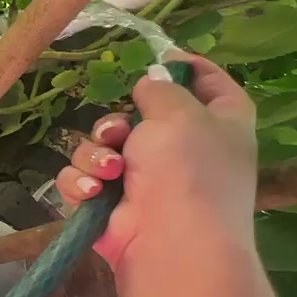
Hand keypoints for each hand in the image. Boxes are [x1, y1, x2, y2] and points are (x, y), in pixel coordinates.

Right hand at [54, 53, 257, 269]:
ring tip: (108, 173)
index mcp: (216, 121)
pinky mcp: (107, 199)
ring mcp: (142, 177)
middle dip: (115, 123)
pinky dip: (82, 182)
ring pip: (97, 146)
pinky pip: (80, 176)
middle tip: (118, 134)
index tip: (159, 55)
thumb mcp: (179, 114)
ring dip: (94, 155)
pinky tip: (95, 193)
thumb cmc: (187, 171)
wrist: (168, 240)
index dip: (186, 67)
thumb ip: (161, 89)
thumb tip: (152, 79)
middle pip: (135, 115)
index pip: (208, 82)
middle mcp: (181, 147)